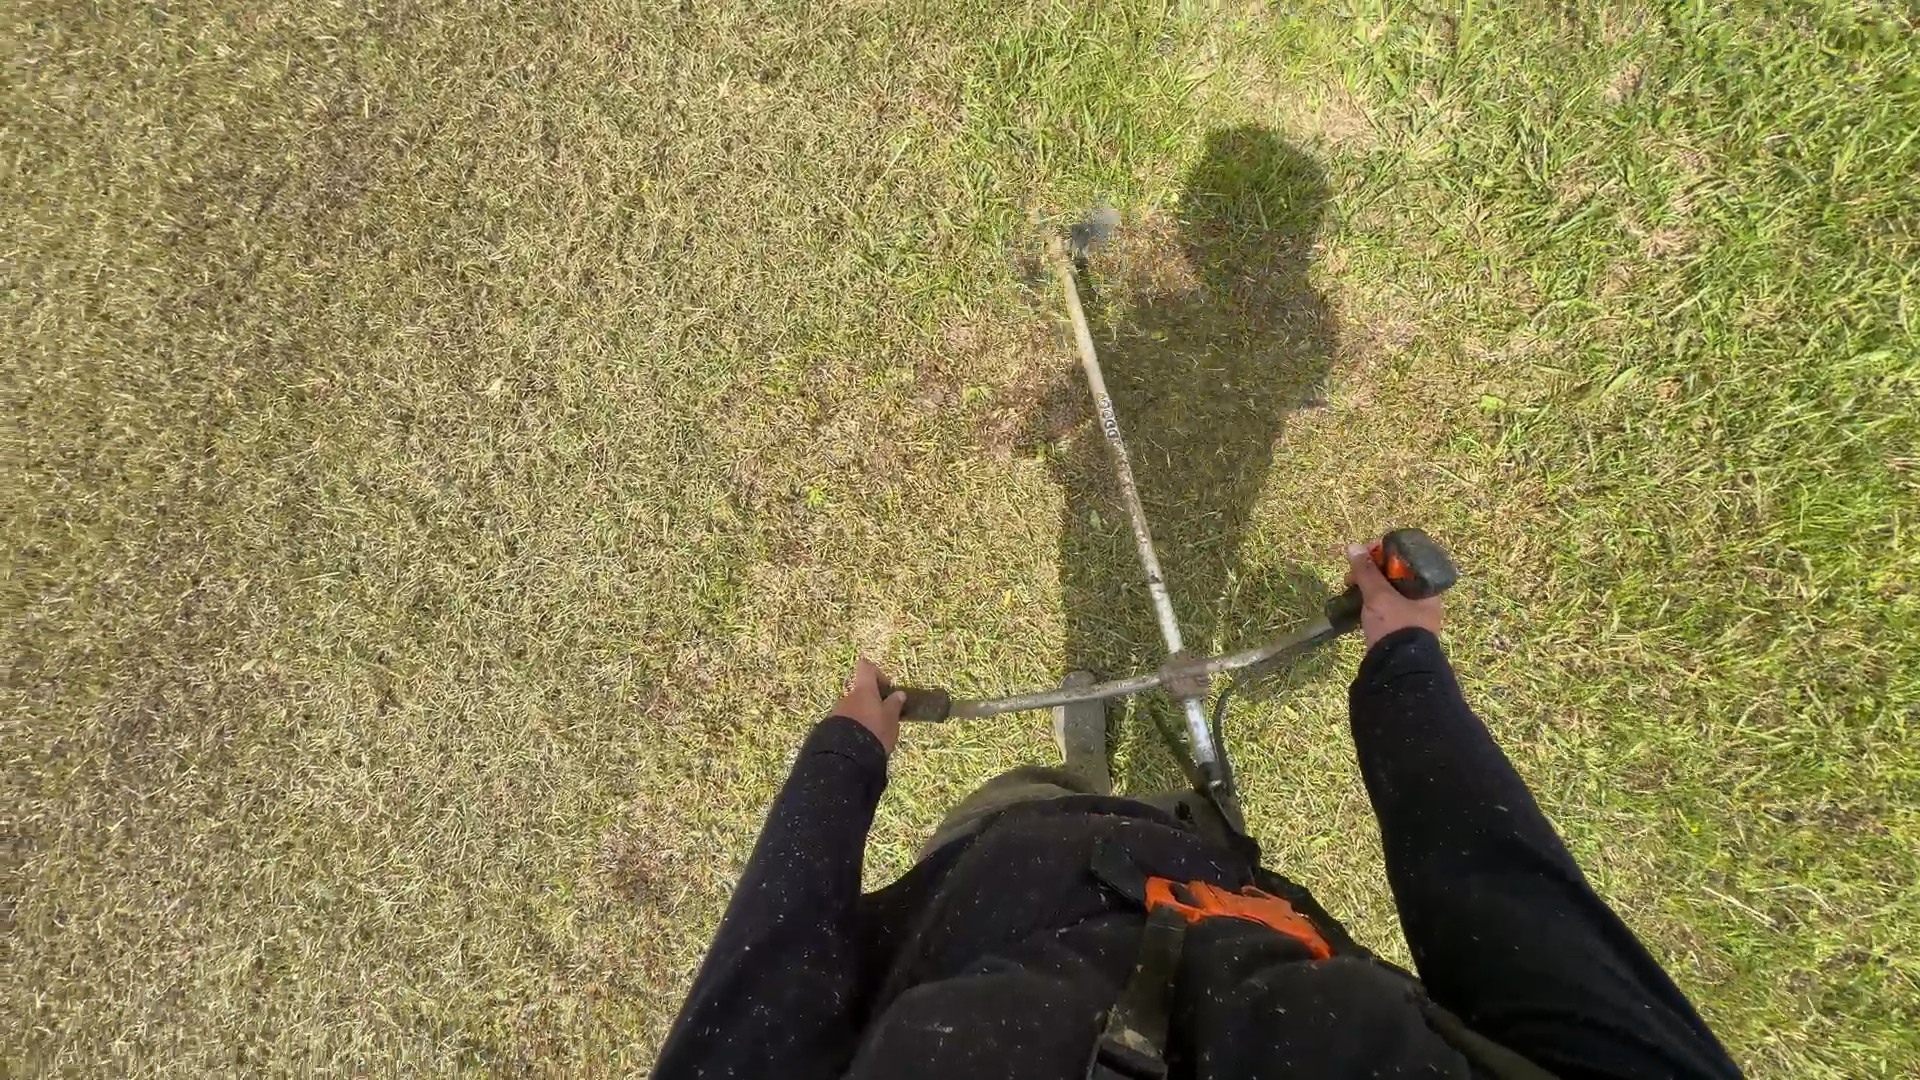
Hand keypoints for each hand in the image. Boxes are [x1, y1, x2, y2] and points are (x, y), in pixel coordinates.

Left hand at [833, 657, 904, 754]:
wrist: (846, 758)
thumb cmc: (874, 732)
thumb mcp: (891, 719)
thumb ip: (894, 705)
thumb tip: (899, 693)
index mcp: (864, 690)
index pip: (866, 668)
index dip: (876, 672)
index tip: (885, 686)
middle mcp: (848, 697)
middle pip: (860, 693)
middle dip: (871, 704)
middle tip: (884, 719)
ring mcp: (837, 712)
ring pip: (853, 709)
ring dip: (862, 718)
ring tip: (873, 736)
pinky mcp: (829, 728)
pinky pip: (844, 723)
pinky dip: (853, 729)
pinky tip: (860, 744)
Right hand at [1346, 543, 1442, 646]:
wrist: (1397, 665)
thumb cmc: (1395, 625)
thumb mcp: (1379, 595)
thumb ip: (1366, 571)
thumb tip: (1353, 547)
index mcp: (1427, 586)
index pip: (1406, 558)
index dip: (1383, 552)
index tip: (1363, 557)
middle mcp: (1423, 597)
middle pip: (1394, 572)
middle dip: (1370, 570)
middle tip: (1351, 576)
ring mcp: (1411, 611)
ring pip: (1386, 588)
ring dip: (1366, 584)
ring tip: (1349, 588)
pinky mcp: (1398, 624)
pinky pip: (1383, 603)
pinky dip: (1369, 599)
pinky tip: (1356, 601)